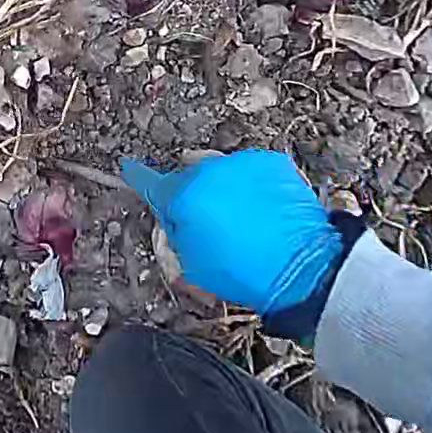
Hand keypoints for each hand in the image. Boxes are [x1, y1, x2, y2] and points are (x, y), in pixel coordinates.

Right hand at [119, 150, 341, 316]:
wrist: (302, 265)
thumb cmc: (243, 272)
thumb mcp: (192, 265)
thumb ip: (175, 234)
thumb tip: (173, 217)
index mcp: (184, 197)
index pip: (151, 182)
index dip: (137, 176)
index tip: (129, 168)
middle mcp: (208, 171)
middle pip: (187, 174)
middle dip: (190, 191)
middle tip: (204, 219)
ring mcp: (240, 163)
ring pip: (217, 168)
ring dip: (219, 185)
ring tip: (237, 215)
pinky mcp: (268, 161)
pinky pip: (247, 168)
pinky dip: (247, 183)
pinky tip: (258, 208)